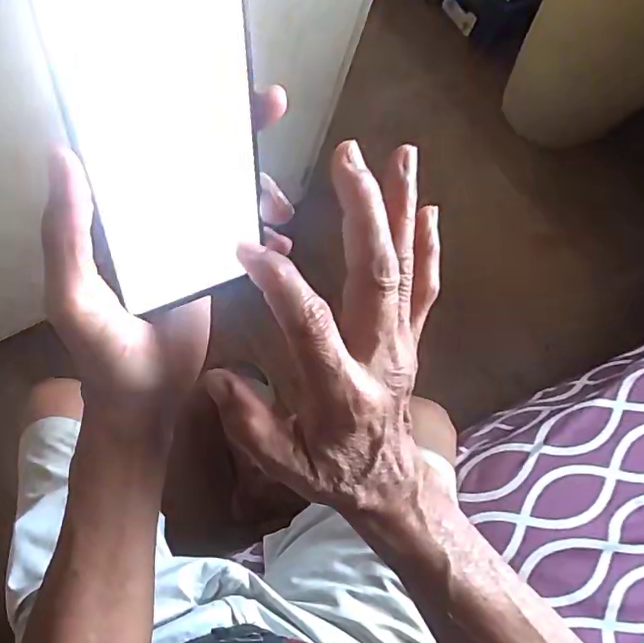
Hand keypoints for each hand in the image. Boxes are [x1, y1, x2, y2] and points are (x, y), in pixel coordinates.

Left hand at [43, 87, 292, 429]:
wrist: (145, 401)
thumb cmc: (102, 352)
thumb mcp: (73, 295)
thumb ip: (67, 233)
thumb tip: (61, 153)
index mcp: (115, 216)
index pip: (141, 149)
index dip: (172, 110)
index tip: (206, 81)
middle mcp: (149, 219)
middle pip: (192, 160)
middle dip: (232, 130)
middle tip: (271, 107)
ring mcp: (183, 242)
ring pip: (225, 193)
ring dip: (257, 186)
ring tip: (279, 209)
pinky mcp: (211, 267)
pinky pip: (242, 233)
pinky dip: (265, 229)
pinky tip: (283, 241)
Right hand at [203, 140, 439, 526]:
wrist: (391, 487)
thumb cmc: (333, 473)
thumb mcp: (284, 465)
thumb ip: (248, 423)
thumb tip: (217, 378)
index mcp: (341, 387)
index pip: (311, 323)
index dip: (278, 283)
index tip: (245, 249)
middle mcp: (379, 355)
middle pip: (375, 274)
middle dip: (362, 211)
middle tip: (348, 159)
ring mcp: (401, 343)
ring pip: (404, 268)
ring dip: (399, 208)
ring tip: (399, 155)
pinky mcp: (411, 339)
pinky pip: (424, 286)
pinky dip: (426, 244)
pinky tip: (424, 208)